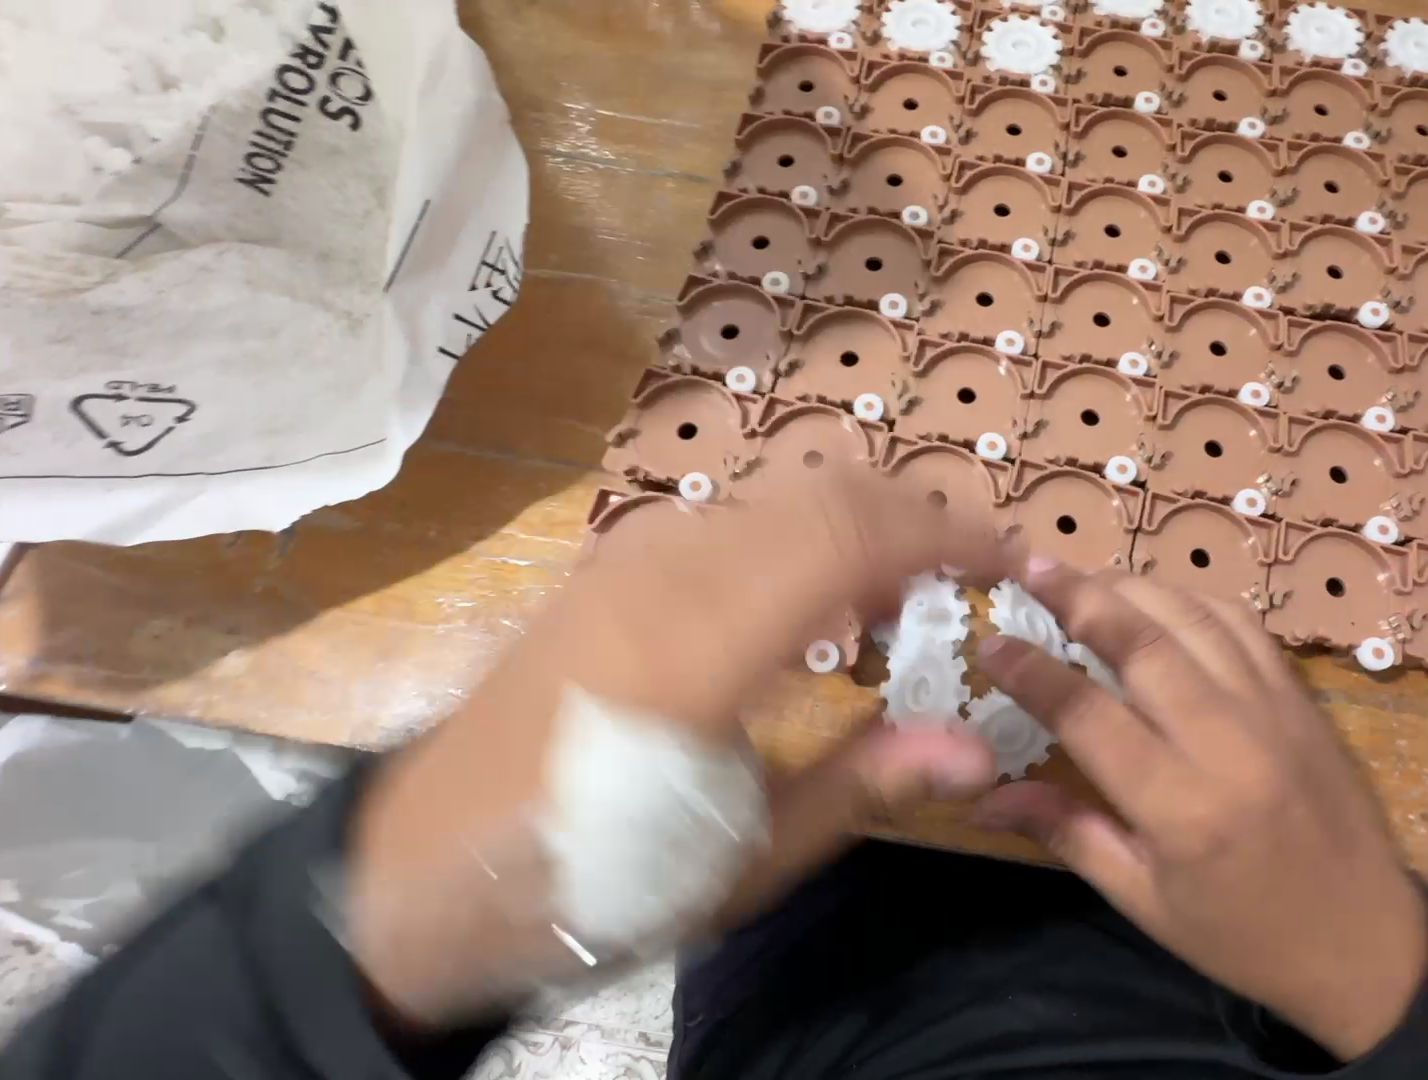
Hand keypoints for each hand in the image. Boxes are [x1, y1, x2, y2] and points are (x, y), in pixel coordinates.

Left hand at [347, 470, 1013, 1022]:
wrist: (420, 864)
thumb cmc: (590, 875)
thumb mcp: (739, 858)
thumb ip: (863, 786)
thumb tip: (977, 750)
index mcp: (700, 643)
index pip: (852, 535)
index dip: (947, 534)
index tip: (1007, 560)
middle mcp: (669, 568)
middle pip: (830, 494)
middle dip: (919, 521)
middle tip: (971, 580)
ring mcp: (637, 552)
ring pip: (788, 496)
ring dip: (866, 528)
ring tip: (905, 603)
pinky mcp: (621, 559)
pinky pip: (745, 518)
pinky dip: (811, 539)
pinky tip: (821, 606)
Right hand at [972, 559, 1427, 1060]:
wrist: (1370, 947)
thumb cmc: (1243, 935)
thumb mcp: (1143, 900)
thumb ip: (1064, 832)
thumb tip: (982, 798)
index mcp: (1181, 805)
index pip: (1086, 714)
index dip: (1030, 673)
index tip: (989, 641)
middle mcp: (1228, 742)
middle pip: (1141, 643)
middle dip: (1078, 597)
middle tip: (1031, 567)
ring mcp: (1273, 710)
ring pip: (1192, 618)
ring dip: (1130, 587)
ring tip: (1081, 574)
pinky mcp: (1300, 697)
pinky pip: (1241, 624)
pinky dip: (1190, 598)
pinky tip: (1157, 597)